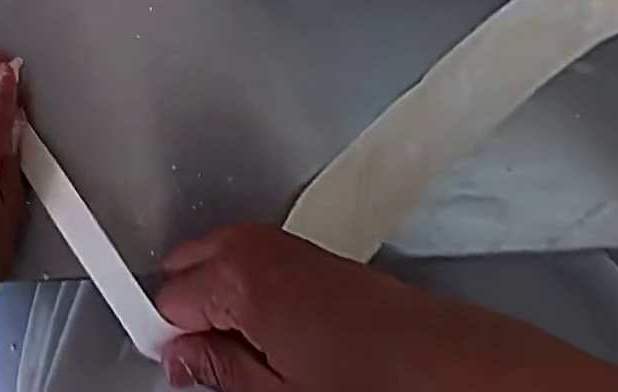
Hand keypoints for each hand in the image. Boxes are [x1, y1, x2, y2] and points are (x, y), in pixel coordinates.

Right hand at [156, 225, 617, 390]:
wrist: (451, 366)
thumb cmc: (372, 385)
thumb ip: (217, 370)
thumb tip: (179, 358)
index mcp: (234, 275)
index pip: (166, 296)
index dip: (166, 335)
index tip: (178, 364)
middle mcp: (249, 243)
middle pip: (185, 267)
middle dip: (189, 311)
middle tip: (214, 365)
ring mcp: (275, 240)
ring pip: (215, 263)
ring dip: (218, 301)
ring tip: (257, 355)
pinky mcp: (300, 247)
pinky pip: (248, 260)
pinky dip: (247, 290)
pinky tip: (281, 335)